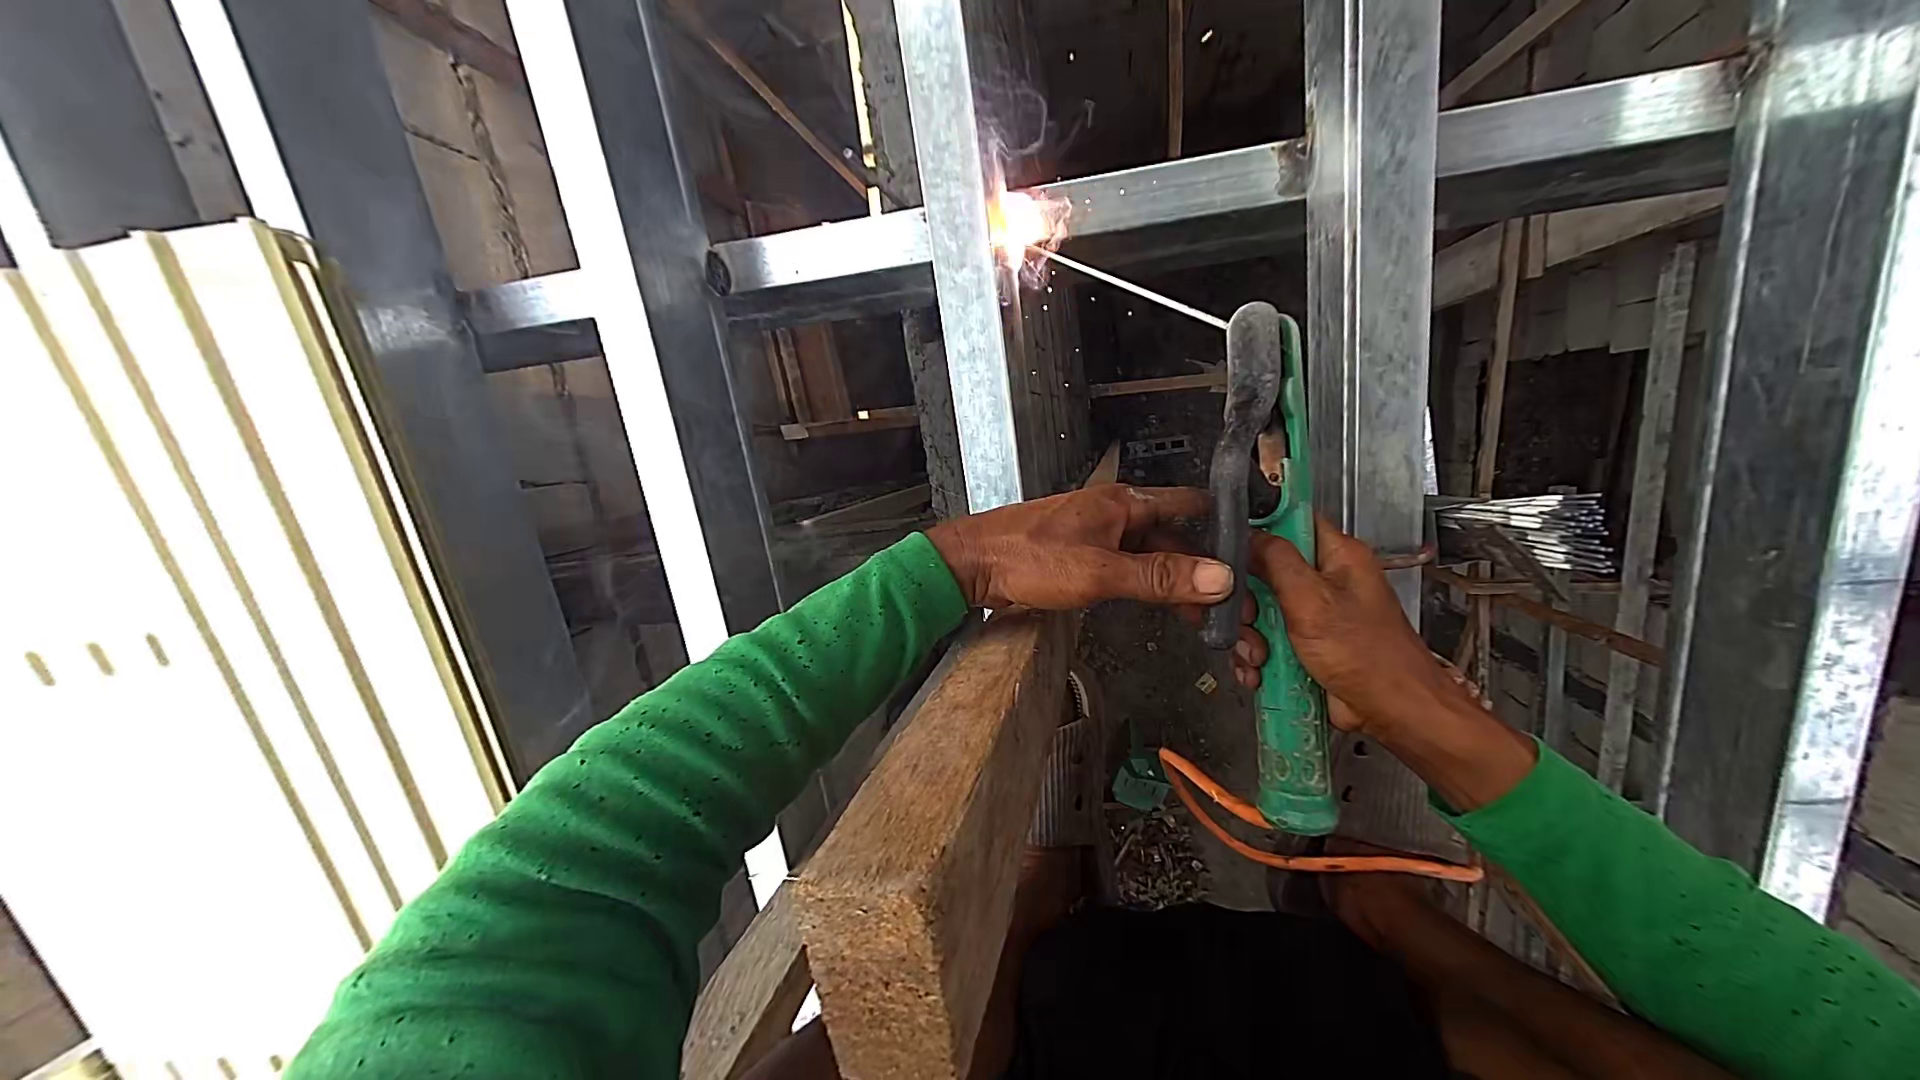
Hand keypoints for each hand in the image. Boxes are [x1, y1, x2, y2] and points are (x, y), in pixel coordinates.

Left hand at [925, 485, 1231, 609]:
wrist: (973, 565)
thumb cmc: (1025, 557)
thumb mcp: (1099, 571)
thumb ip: (1159, 576)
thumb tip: (1218, 576)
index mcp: (1123, 504)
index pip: (1189, 506)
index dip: (1223, 528)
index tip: (1251, 556)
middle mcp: (1115, 515)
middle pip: (1175, 540)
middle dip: (1205, 572)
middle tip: (1233, 607)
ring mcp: (1100, 537)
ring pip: (1153, 559)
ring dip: (1180, 586)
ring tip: (1207, 618)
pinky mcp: (1085, 559)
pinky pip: (1130, 571)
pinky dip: (1152, 589)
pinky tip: (1168, 608)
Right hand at [1230, 515, 1458, 736]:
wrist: (1391, 713)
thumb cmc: (1369, 657)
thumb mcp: (1312, 600)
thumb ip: (1277, 561)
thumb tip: (1250, 534)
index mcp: (1338, 556)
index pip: (1291, 521)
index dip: (1259, 529)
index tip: (1234, 547)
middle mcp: (1327, 580)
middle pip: (1265, 569)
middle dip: (1249, 600)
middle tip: (1252, 618)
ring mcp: (1314, 612)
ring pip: (1260, 609)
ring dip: (1251, 635)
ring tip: (1260, 655)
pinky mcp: (1304, 642)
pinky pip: (1266, 638)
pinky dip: (1258, 656)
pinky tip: (1260, 670)